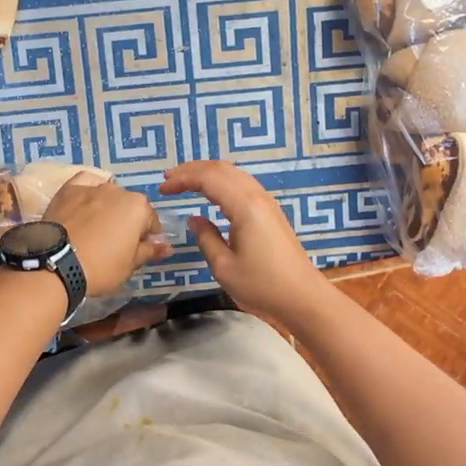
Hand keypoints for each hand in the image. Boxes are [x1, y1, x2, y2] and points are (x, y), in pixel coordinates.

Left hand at [41, 174, 170, 292]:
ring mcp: (91, 187)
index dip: (147, 237)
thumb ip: (150, 251)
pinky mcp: (68, 190)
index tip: (139, 249)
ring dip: (108, 207)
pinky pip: (85, 184)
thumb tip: (167, 246)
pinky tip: (85, 203)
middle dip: (127, 221)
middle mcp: (118, 190)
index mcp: (139, 207)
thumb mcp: (130, 265)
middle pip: (129, 206)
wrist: (56, 264)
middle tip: (116, 242)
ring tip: (97, 226)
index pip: (151, 221)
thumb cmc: (101, 267)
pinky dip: (89, 191)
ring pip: (108, 195)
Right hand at [159, 161, 329, 327]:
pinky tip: (212, 193)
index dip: (183, 179)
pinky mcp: (272, 212)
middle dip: (193, 170)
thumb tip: (194, 220)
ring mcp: (267, 203)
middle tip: (169, 180)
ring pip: (234, 174)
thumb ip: (206, 238)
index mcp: (245, 207)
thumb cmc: (262, 285)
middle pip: (222, 169)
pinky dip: (222, 182)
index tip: (163, 189)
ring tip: (185, 182)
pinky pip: (243, 185)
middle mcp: (257, 197)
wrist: (302, 297)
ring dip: (208, 173)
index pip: (209, 178)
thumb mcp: (224, 267)